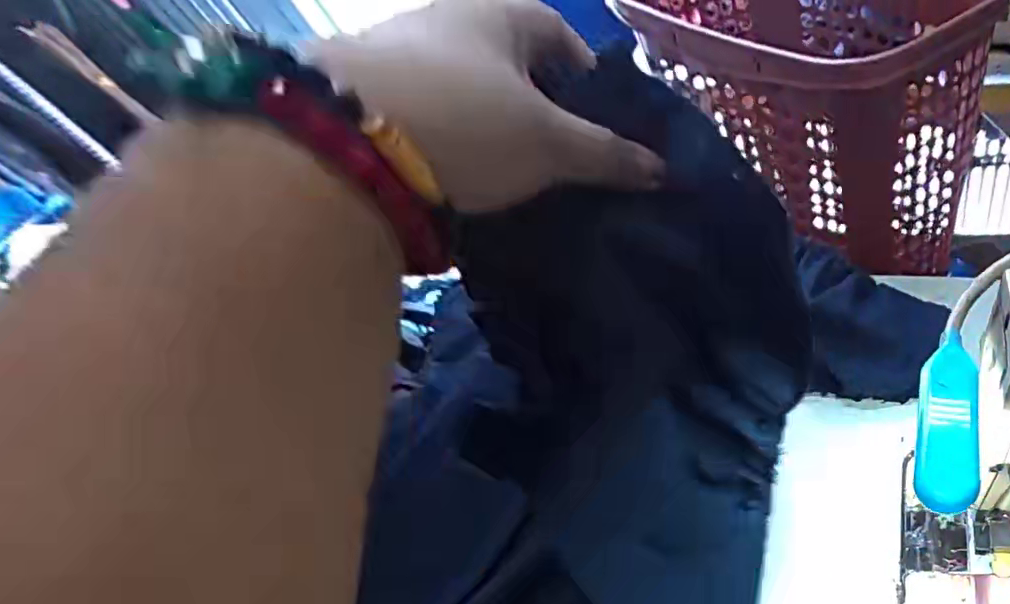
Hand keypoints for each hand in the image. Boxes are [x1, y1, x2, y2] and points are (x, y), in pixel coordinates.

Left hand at [308, 0, 663, 211]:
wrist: (345, 147)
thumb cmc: (468, 123)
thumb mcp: (554, 143)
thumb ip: (611, 156)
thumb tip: (664, 172)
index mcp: (490, 16)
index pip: (555, 29)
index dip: (589, 70)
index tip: (607, 117)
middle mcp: (446, 25)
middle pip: (520, 64)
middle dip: (555, 107)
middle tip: (582, 156)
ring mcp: (410, 63)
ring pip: (485, 95)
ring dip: (516, 130)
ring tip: (544, 177)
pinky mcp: (386, 104)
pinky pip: (453, 120)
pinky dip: (480, 146)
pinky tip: (496, 181)